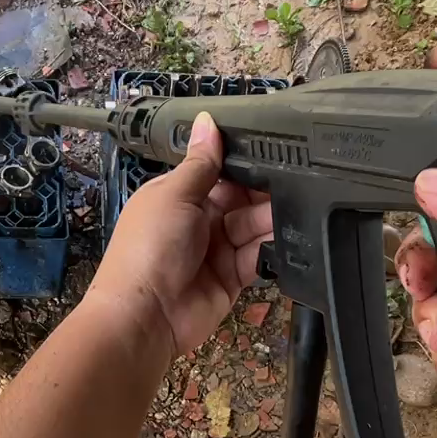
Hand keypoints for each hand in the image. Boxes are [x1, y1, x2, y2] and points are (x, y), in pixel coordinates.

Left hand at [88, 112, 272, 356]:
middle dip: (264, 192)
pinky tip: (283, 239)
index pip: (219, 172)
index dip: (244, 164)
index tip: (276, 151)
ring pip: (253, 227)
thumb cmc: (149, 249)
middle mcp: (198, 221)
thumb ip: (200, 163)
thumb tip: (207, 121)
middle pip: (241, 199)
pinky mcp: (231, 280)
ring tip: (289, 212)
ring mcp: (215, 252)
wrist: (144, 317)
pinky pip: (257, 259)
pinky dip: (270, 250)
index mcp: (178, 196)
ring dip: (269, 220)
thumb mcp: (173, 195)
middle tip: (292, 183)